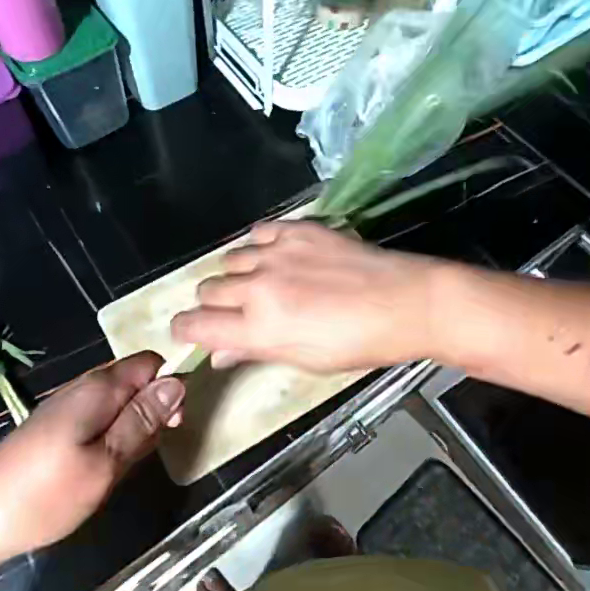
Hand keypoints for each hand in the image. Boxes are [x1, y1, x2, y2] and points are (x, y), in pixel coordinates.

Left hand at [0, 352, 182, 575]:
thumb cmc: (45, 495)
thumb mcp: (106, 462)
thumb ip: (142, 421)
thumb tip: (177, 381)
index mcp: (97, 388)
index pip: (150, 362)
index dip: (169, 387)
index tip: (173, 425)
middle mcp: (82, 387)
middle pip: (135, 380)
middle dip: (153, 409)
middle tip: (146, 452)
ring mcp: (66, 407)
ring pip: (118, 402)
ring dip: (133, 427)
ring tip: (123, 466)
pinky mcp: (55, 428)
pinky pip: (98, 419)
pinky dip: (111, 437)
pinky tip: (103, 468)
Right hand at [169, 221, 444, 372]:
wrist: (405, 302)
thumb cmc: (358, 344)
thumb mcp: (305, 360)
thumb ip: (254, 351)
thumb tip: (219, 353)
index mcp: (259, 327)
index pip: (194, 324)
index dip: (184, 330)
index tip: (189, 331)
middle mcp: (259, 287)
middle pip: (207, 290)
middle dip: (213, 305)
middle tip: (237, 312)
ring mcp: (277, 253)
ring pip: (229, 259)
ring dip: (236, 275)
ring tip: (262, 283)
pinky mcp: (297, 229)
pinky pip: (257, 233)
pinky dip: (259, 247)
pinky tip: (276, 257)